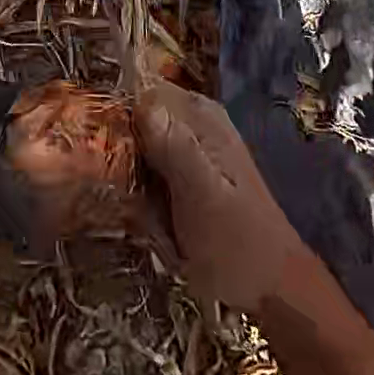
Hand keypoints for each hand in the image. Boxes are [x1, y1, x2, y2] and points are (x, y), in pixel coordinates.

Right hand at [139, 80, 373, 374]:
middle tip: (117, 183)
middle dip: (119, 143)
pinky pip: (150, 162)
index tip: (101, 147)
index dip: (116, 112)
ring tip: (133, 201)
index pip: (141, 89)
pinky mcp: (188, 169)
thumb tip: (144, 104)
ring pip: (140, 139)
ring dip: (128, 166)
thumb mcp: (202, 196)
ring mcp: (193, 143)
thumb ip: (175, 148)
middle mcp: (195, 118)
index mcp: (199, 114)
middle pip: (137, 113)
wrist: (272, 285)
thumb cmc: (237, 241)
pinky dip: (141, 181)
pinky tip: (145, 208)